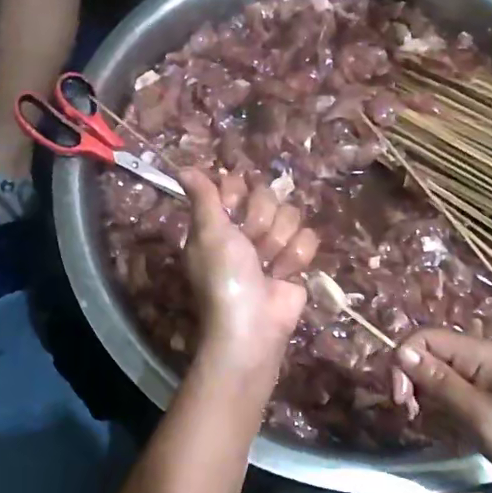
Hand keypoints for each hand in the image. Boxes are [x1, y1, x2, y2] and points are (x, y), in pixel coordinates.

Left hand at [177, 169, 320, 371]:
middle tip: (249, 246)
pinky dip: (296, 257)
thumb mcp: (208, 232)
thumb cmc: (225, 276)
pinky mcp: (296, 260)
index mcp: (218, 221)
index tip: (232, 210)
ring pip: (291, 215)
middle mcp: (244, 229)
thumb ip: (203, 197)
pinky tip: (282, 275)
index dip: (238, 194)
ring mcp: (272, 244)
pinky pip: (308, 237)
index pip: (237, 183)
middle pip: (268, 196)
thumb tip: (183, 168)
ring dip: (278, 242)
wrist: (253, 325)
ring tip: (266, 266)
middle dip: (260, 222)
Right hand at [390, 328, 491, 492]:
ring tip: (422, 422)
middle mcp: (479, 361)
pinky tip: (438, 427)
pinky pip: (447, 396)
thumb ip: (439, 382)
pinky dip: (436, 409)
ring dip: (421, 396)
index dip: (404, 360)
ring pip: (433, 377)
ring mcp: (482, 383)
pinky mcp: (483, 404)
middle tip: (408, 412)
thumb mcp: (479, 413)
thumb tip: (401, 352)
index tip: (400, 397)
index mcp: (482, 354)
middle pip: (427, 355)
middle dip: (409, 380)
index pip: (425, 338)